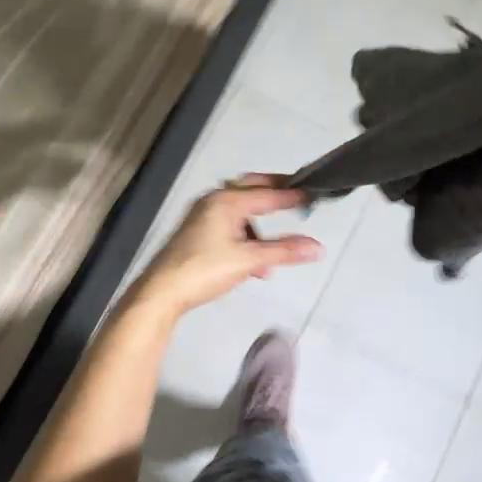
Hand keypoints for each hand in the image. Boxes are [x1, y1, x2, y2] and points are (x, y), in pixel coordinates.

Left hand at [128, 174, 322, 318]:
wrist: (162, 291)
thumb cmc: (205, 270)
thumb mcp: (248, 261)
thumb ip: (283, 252)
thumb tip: (318, 248)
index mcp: (226, 201)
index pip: (267, 194)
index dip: (291, 196)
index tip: (314, 194)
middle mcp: (213, 202)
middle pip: (250, 190)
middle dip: (274, 195)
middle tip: (297, 196)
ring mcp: (202, 216)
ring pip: (239, 212)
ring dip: (259, 227)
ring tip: (274, 251)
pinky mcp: (197, 233)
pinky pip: (229, 226)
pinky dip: (246, 239)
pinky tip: (254, 266)